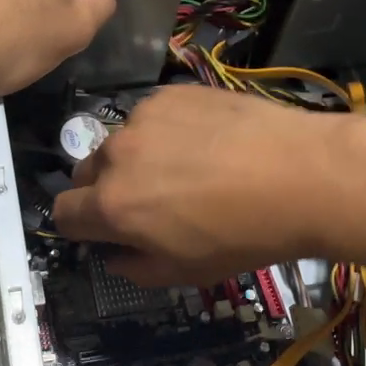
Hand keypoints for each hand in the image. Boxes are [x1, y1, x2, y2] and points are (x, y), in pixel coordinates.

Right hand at [52, 85, 365, 285]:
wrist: (301, 173)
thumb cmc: (245, 235)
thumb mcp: (187, 272)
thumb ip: (136, 267)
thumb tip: (116, 254)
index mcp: (112, 205)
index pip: (63, 213)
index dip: (79, 226)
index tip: (102, 229)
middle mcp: (116, 155)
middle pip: (86, 173)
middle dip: (105, 189)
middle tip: (150, 201)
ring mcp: (142, 117)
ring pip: (121, 142)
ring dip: (136, 157)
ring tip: (186, 166)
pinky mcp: (169, 93)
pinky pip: (151, 116)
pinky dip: (165, 130)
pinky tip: (206, 141)